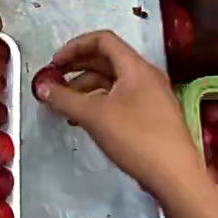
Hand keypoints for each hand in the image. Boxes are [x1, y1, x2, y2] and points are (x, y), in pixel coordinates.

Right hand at [34, 31, 204, 196]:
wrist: (175, 177)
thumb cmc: (136, 138)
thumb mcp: (94, 116)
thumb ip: (64, 98)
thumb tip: (41, 87)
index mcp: (136, 67)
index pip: (103, 40)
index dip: (75, 46)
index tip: (55, 63)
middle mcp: (145, 76)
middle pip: (106, 60)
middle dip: (76, 68)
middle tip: (53, 81)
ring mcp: (150, 96)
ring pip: (111, 81)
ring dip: (84, 88)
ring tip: (63, 104)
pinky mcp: (151, 116)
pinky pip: (119, 98)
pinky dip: (98, 102)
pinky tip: (82, 119)